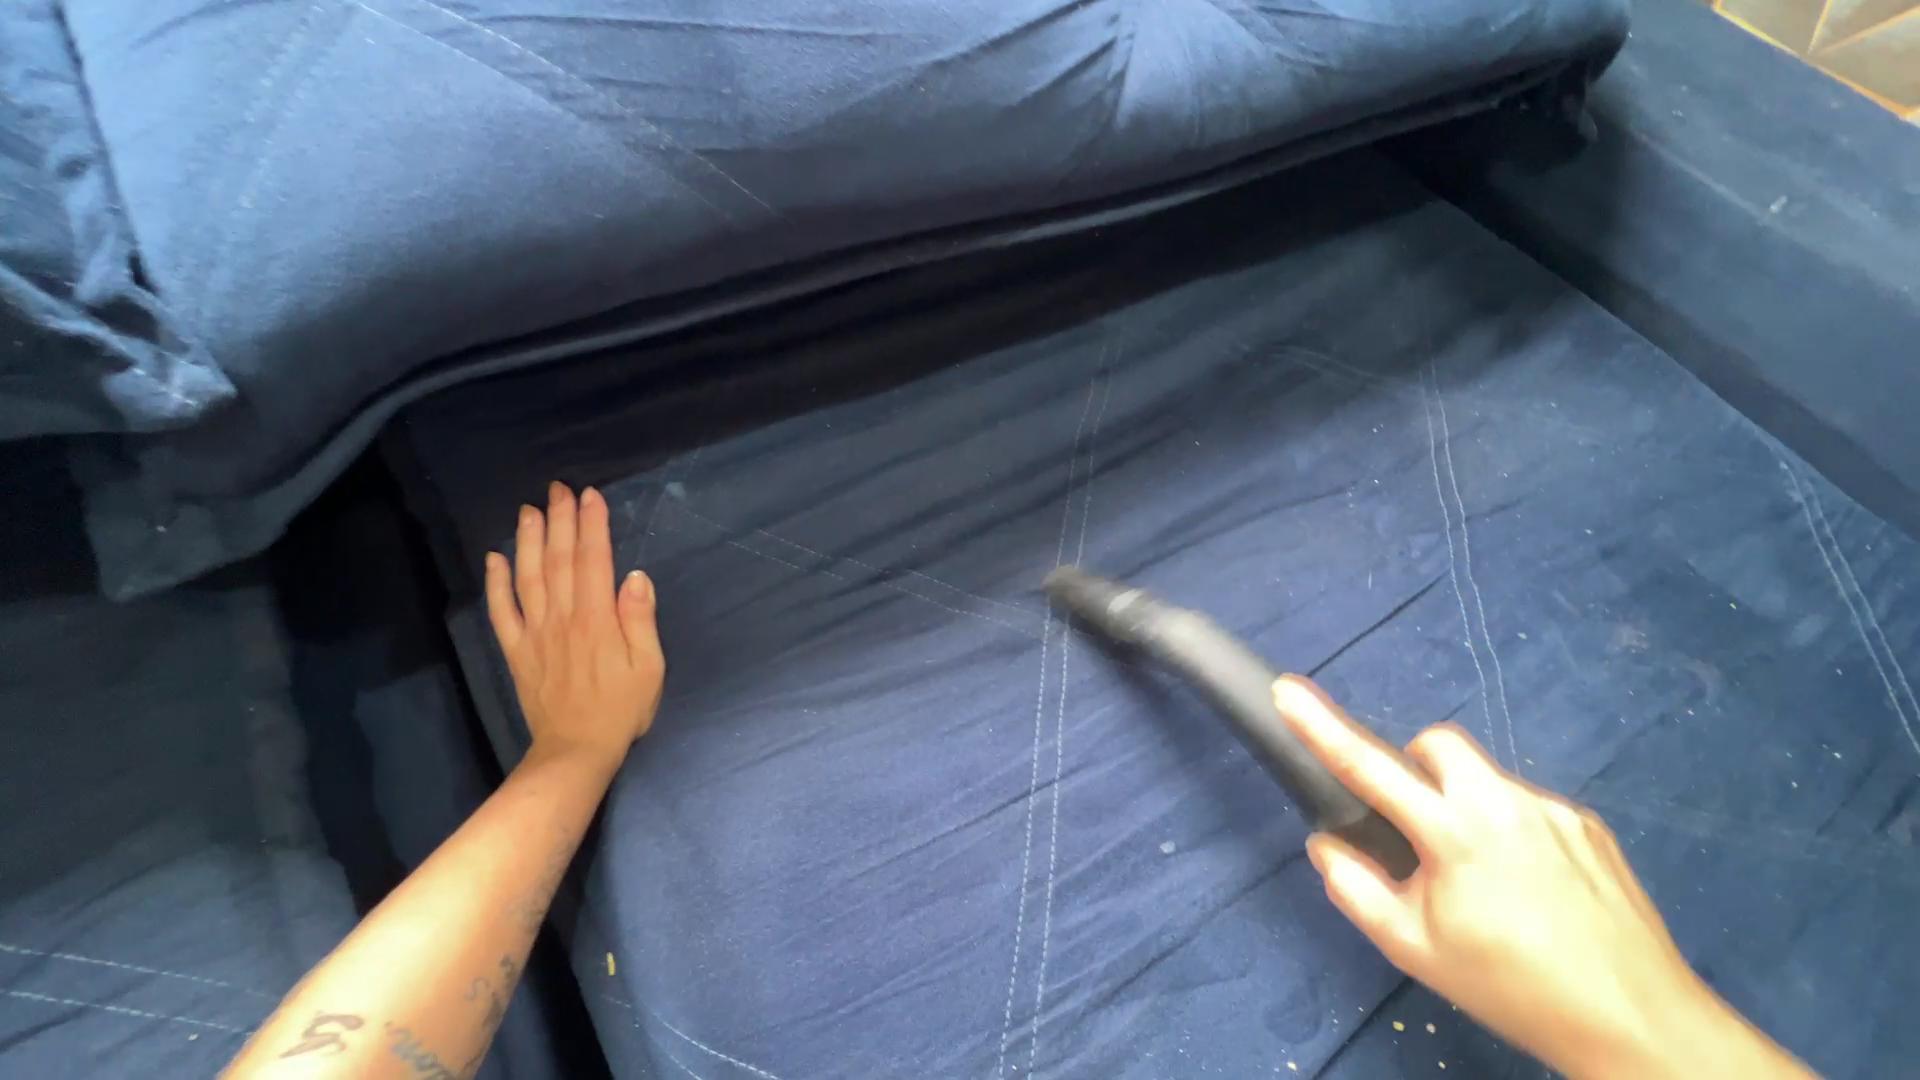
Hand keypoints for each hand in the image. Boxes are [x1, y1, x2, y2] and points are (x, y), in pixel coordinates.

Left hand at [487, 482, 663, 765]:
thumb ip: (641, 620)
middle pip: (559, 560)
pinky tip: (495, 557)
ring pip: (528, 577)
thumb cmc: (622, 708)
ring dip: (528, 540)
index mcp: (597, 619)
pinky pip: (502, 610)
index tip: (591, 496)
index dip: (592, 526)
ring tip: (530, 509)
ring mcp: (534, 633)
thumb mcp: (649, 666)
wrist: (577, 750)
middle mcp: (562, 618)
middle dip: (560, 521)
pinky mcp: (517, 650)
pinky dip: (496, 582)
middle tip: (559, 489)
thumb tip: (635, 577)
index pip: (593, 561)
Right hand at [1272, 676, 1815, 1079]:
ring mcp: (1553, 811)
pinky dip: (1509, 829)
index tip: (1286, 689)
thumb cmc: (1511, 988)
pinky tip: (1531, 887)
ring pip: (1484, 778)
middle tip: (1416, 824)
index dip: (1321, 725)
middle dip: (1414, 767)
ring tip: (1483, 875)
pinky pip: (1527, 806)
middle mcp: (1503, 805)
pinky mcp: (1589, 826)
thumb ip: (1354, 888)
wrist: (1644, 1030)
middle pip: (1438, 745)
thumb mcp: (1412, 948)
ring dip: (1463, 803)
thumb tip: (1329, 844)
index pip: (1368, 766)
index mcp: (1453, 834)